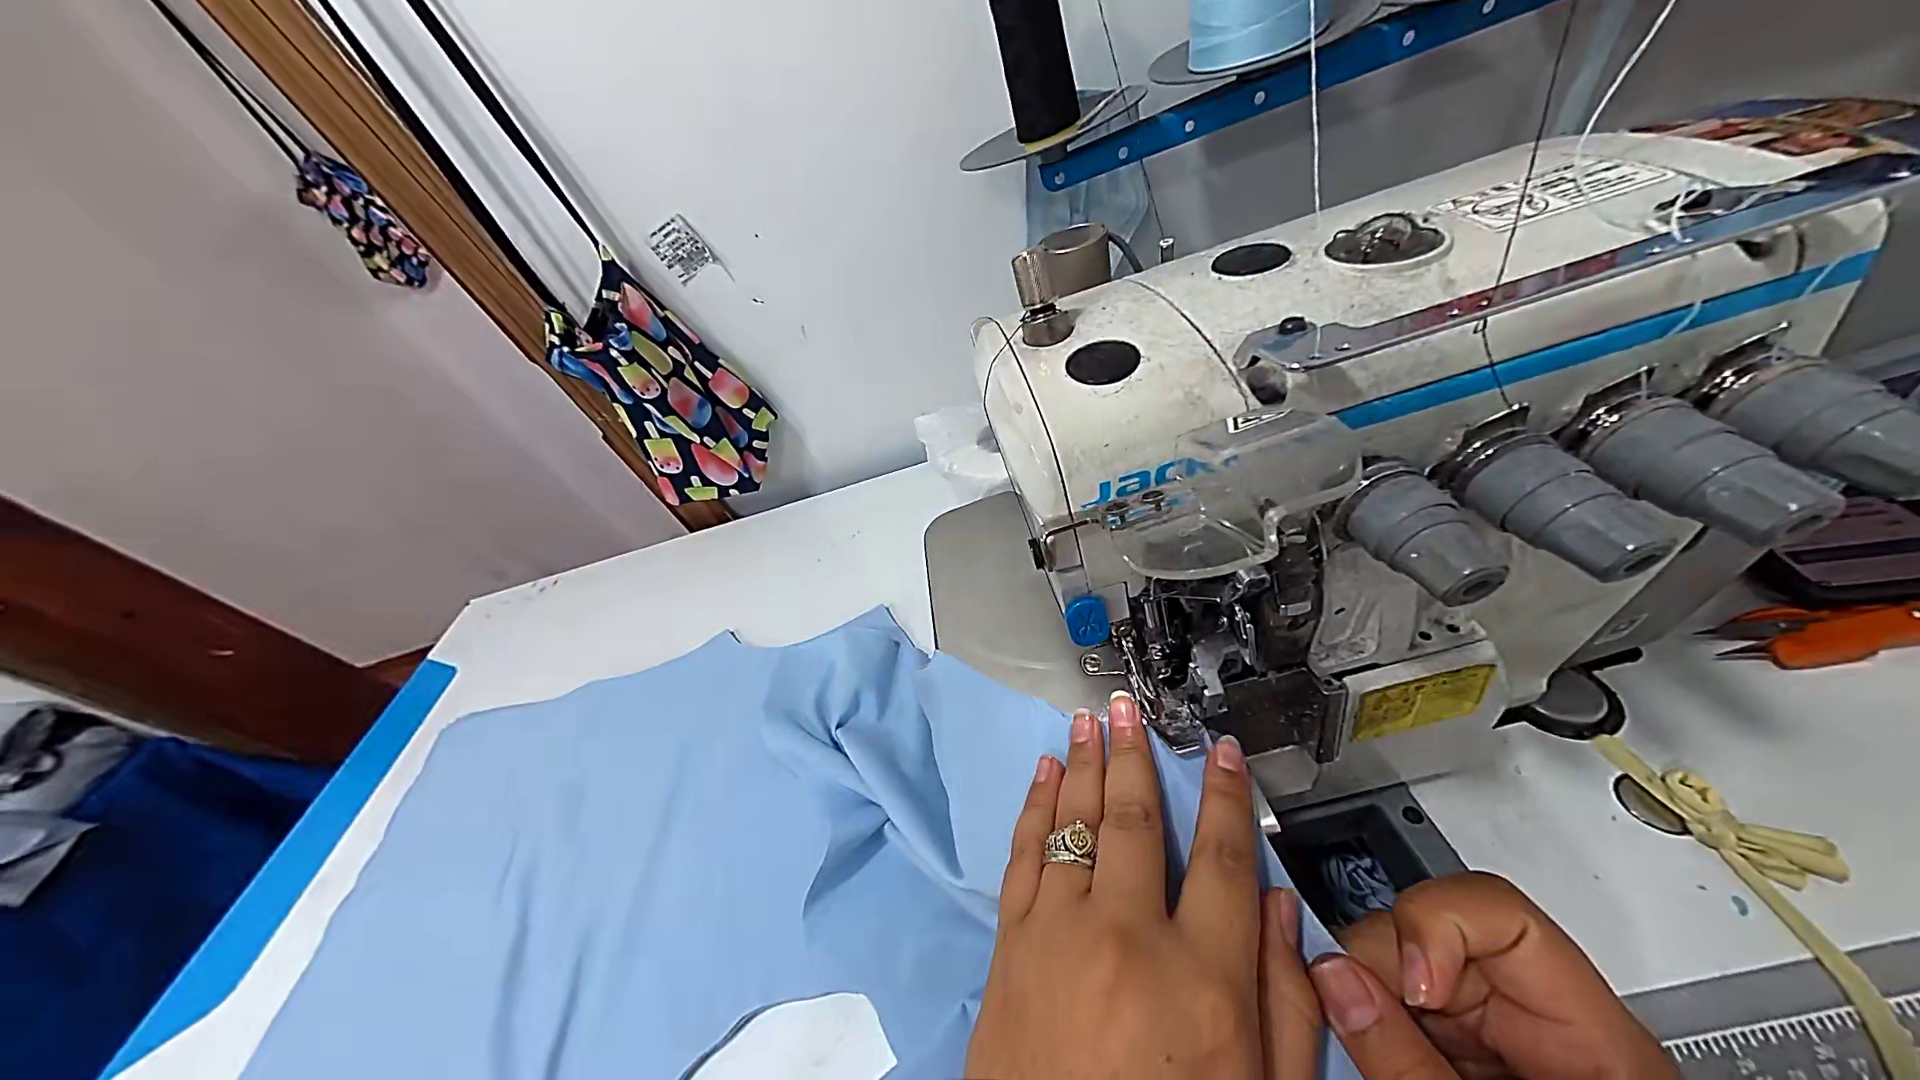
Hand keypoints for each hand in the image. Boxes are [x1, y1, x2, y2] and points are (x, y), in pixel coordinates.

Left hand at [967, 693, 1295, 1079]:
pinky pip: (1025, 853)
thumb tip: (1274, 908)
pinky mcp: (1011, 941)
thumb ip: (1283, 1004)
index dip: (1226, 798)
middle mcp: (1126, 936)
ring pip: (1076, 822)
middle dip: (1135, 756)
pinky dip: (1036, 806)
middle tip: (1128, 710)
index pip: (1222, 859)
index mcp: (1200, 978)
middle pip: (1136, 821)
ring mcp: (1059, 932)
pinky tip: (1046, 773)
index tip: (1222, 755)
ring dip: (1084, 764)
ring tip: (1088, 720)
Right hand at [1325, 872, 1676, 1079]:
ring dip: (1352, 996)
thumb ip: (1412, 1064)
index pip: (1495, 912)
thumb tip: (1333, 977)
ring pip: (1386, 963)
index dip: (1434, 923)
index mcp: (1579, 1029)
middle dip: (1368, 968)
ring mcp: (1478, 1025)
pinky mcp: (1442, 1043)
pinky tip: (1351, 1050)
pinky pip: (1380, 1003)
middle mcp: (1522, 1011)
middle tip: (1341, 1021)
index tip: (1409, 983)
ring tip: (1344, 1046)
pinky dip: (1354, 1022)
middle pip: (1418, 933)